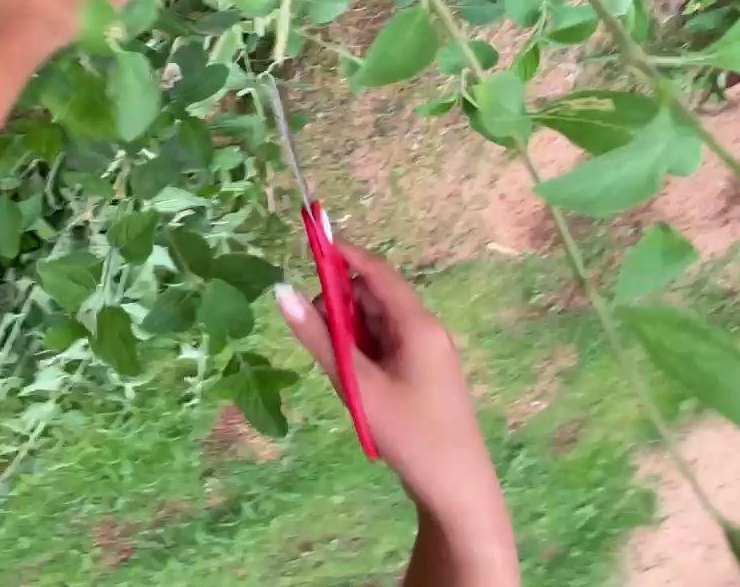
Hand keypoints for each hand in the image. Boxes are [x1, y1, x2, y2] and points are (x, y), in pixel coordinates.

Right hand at [275, 246, 515, 561]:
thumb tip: (280, 290)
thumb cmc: (410, 434)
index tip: (308, 241)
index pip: (376, 271)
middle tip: (314, 333)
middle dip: (337, 303)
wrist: (458, 497)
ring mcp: (423, 352)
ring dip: (346, 331)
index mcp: (418, 325)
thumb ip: (316, 335)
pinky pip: (380, 343)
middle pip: (371, 296)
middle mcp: (424, 331)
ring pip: (373, 321)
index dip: (342, 253)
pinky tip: (352, 379)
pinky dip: (358, 349)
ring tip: (337, 368)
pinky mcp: (419, 372)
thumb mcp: (355, 383)